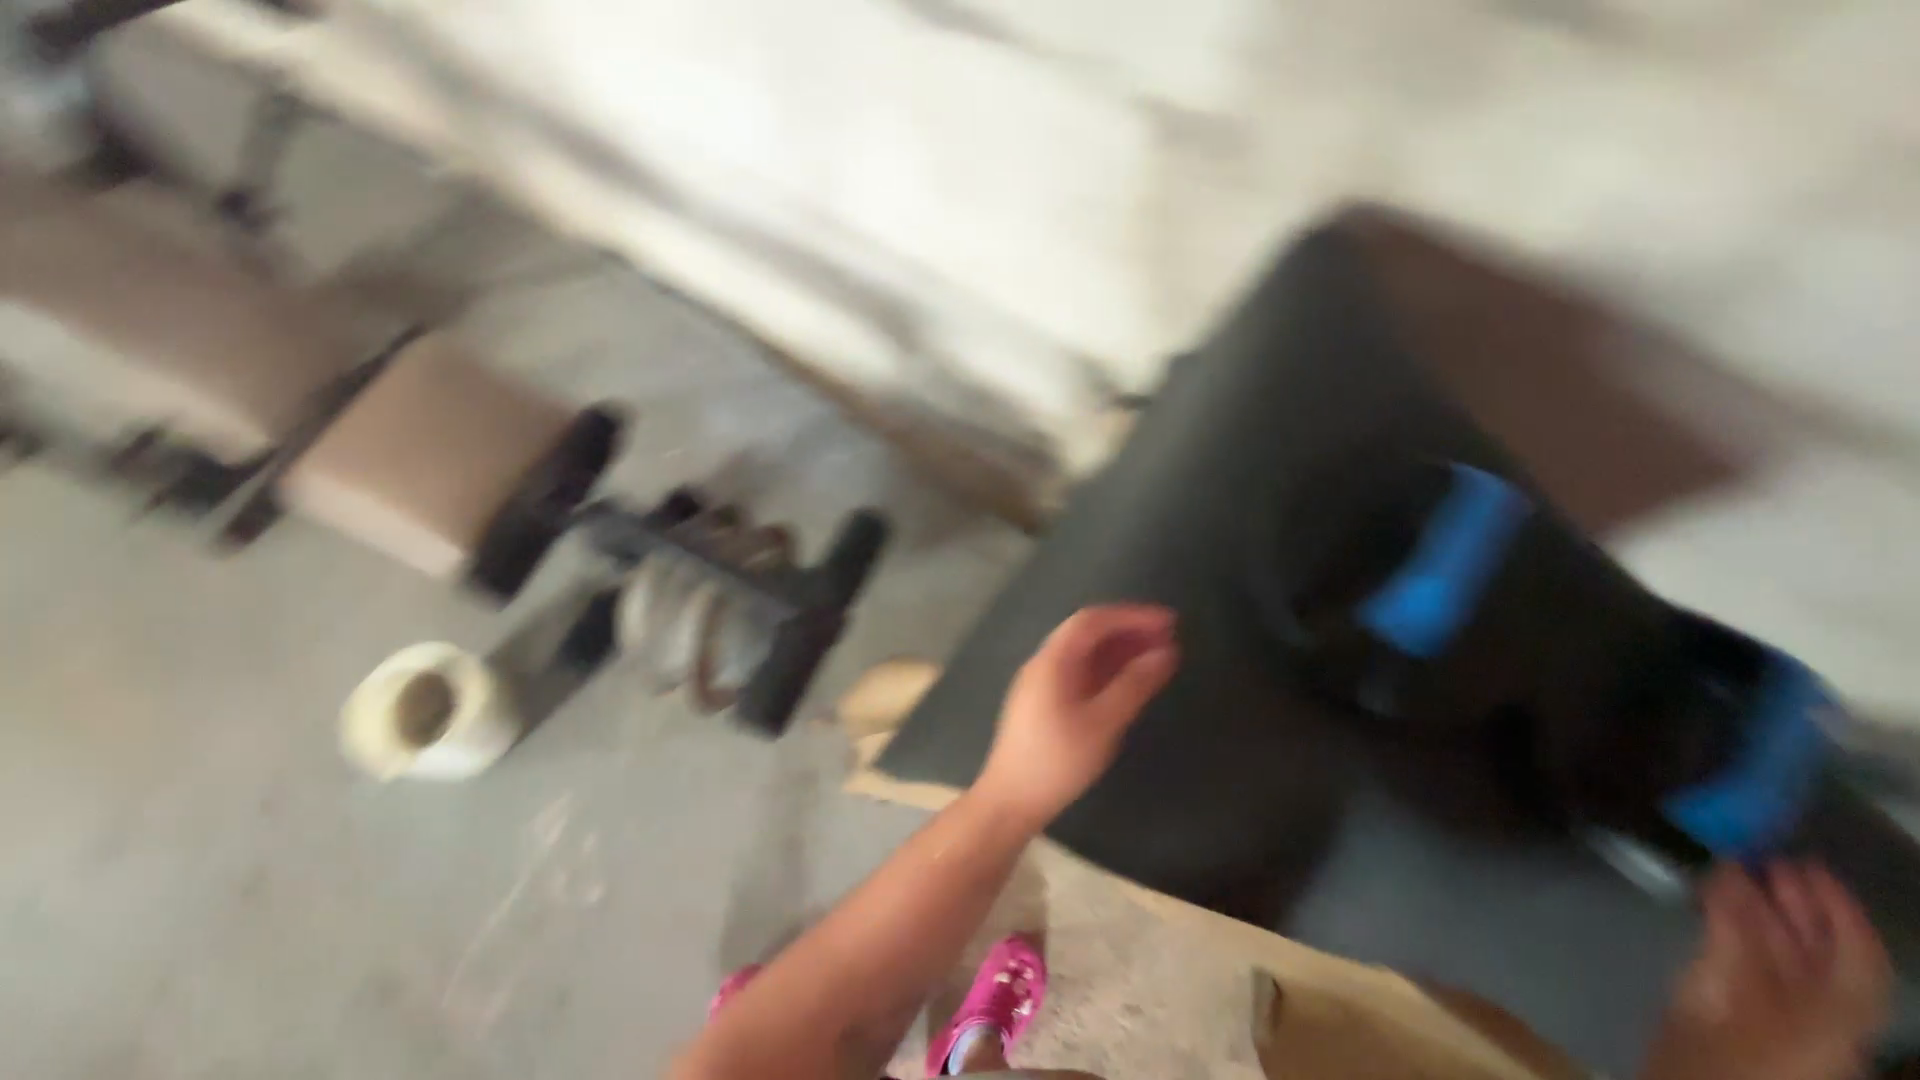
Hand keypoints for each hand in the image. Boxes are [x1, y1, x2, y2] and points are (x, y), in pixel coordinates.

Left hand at [973, 604, 1179, 829]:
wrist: (1011, 800)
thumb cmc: (1057, 761)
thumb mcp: (1103, 724)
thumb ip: (1134, 685)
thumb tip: (1165, 653)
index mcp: (1052, 661)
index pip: (1093, 621)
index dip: (1131, 615)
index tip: (1168, 621)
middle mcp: (1044, 663)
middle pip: (1088, 633)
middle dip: (1128, 630)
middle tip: (1168, 636)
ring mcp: (1041, 683)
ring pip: (1084, 653)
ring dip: (1120, 649)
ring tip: (1157, 656)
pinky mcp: (1044, 702)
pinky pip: (1079, 672)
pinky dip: (1107, 669)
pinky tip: (1129, 681)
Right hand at [1640, 861, 1890, 1079]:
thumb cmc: (1710, 1057)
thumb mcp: (1716, 993)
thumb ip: (1729, 936)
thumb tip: (1730, 875)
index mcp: (1834, 1021)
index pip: (1859, 958)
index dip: (1839, 910)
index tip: (1807, 866)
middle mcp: (1824, 1020)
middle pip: (1826, 957)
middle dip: (1802, 907)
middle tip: (1767, 860)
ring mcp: (1789, 1023)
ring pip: (1793, 960)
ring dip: (1769, 915)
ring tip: (1737, 873)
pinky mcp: (1755, 1020)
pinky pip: (1764, 969)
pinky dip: (1746, 933)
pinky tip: (1722, 908)